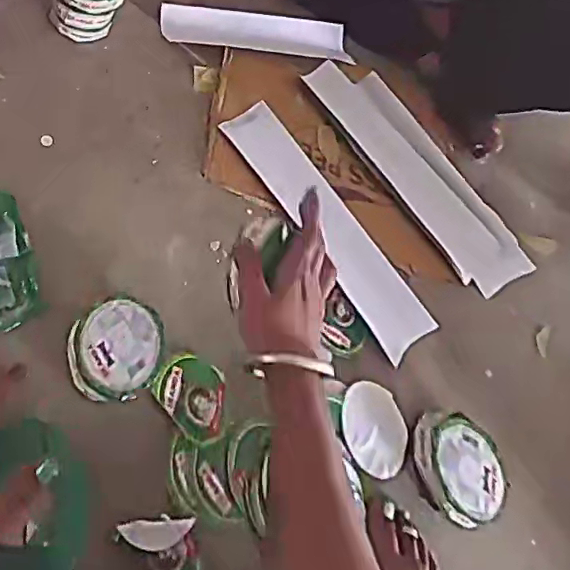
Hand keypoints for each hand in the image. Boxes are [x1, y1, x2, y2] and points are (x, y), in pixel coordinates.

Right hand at [233, 189, 335, 358]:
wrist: (292, 371)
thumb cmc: (272, 335)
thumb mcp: (252, 297)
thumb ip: (248, 268)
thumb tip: (245, 244)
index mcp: (297, 273)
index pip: (310, 236)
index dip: (311, 215)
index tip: (311, 198)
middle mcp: (312, 283)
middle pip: (319, 248)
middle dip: (314, 228)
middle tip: (307, 216)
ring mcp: (317, 299)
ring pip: (324, 265)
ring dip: (320, 249)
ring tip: (311, 244)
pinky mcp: (316, 314)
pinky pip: (322, 283)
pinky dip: (318, 270)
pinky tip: (310, 278)